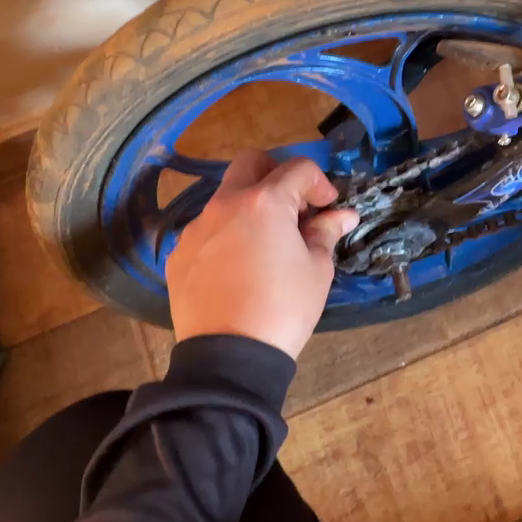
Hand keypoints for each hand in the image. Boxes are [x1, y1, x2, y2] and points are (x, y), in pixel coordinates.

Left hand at [165, 152, 359, 358]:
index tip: (327, 209)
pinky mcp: (179, 254)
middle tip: (293, 209)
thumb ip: (326, 233)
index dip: (319, 184)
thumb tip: (343, 215)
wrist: (229, 358)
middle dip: (277, 175)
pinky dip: (227, 235)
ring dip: (250, 208)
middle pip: (251, 163)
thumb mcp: (317, 270)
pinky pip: (207, 230)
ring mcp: (196, 229)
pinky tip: (238, 269)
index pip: (298, 169)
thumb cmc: (283, 308)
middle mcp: (225, 204)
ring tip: (266, 246)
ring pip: (226, 198)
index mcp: (265, 203)